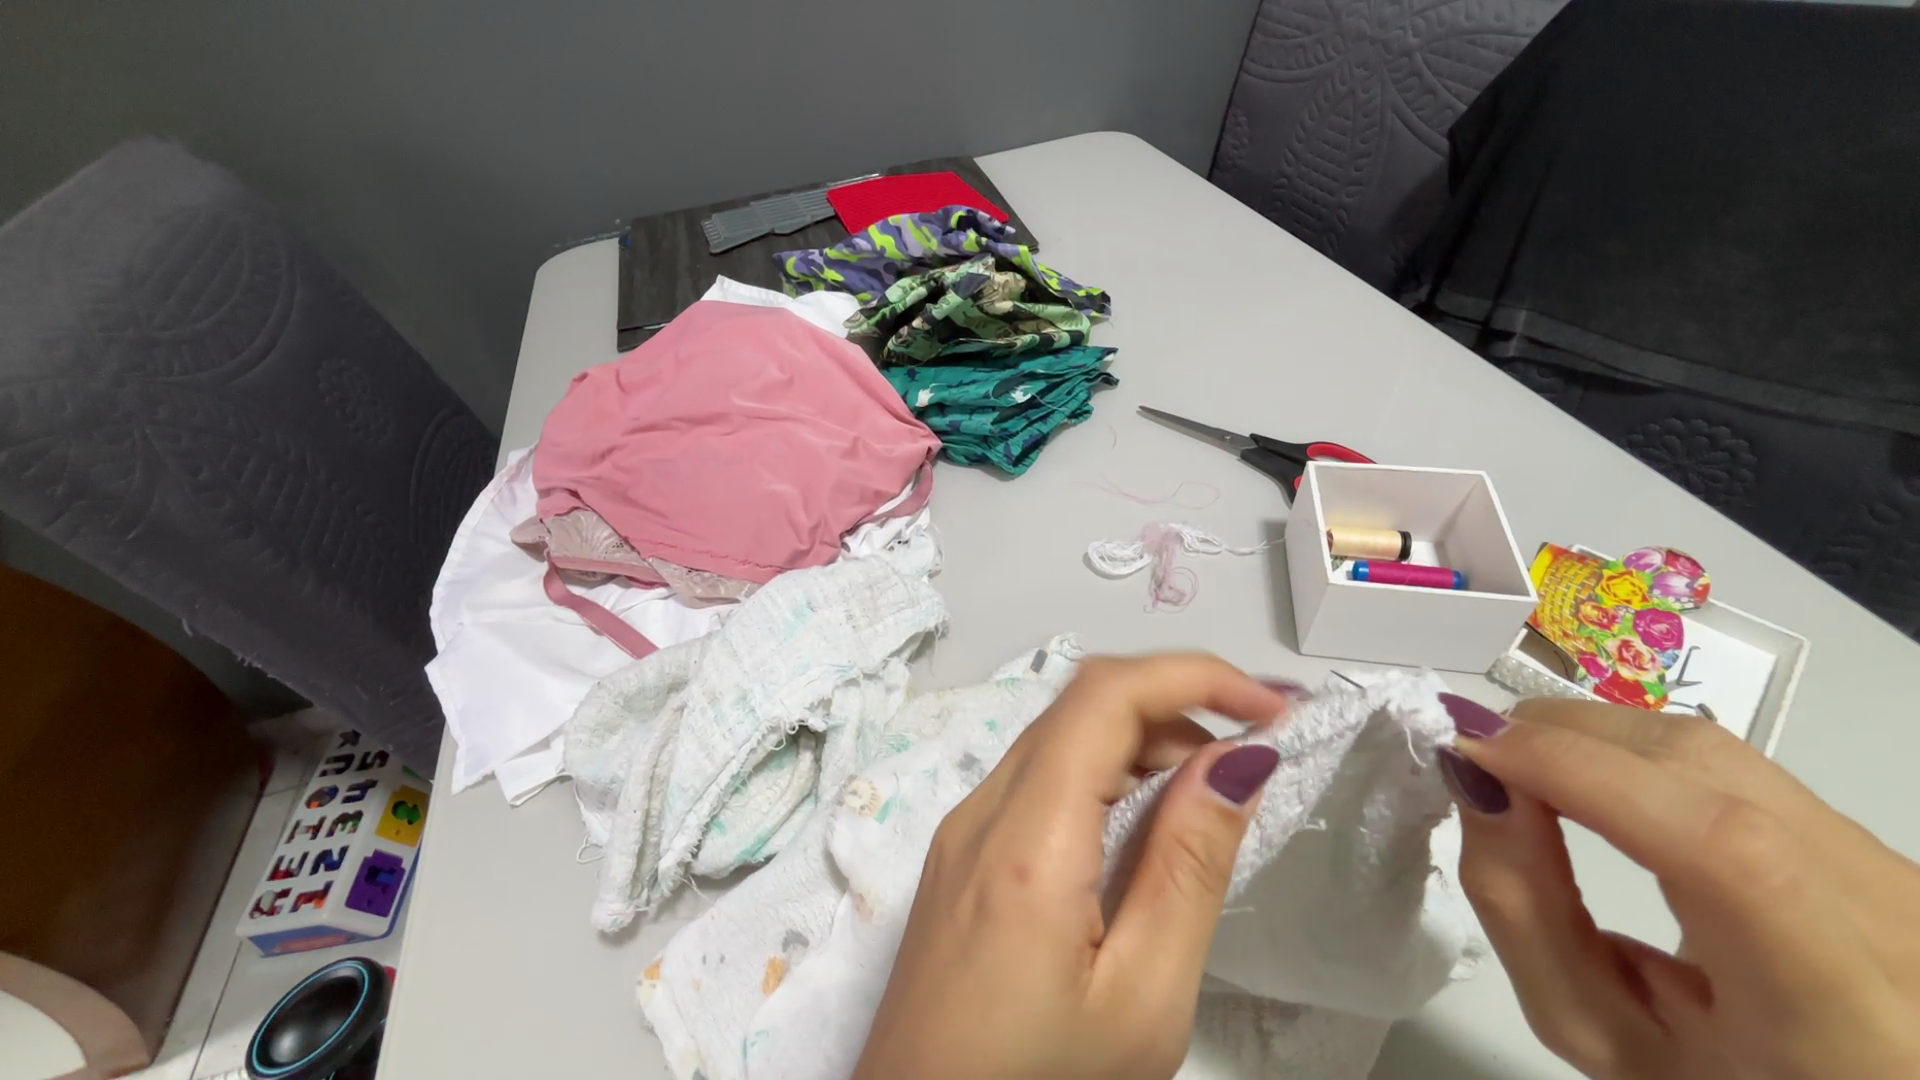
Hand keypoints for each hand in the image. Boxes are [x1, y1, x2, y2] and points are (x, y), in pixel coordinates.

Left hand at [852, 654, 1298, 1079]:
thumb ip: (1189, 865)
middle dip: (1178, 710)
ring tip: (1210, 805)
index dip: (1194, 675)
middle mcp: (982, 808)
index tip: (1274, 706)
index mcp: (1025, 836)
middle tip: (1253, 763)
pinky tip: (1143, 835)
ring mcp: (963, 827)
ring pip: (1062, 738)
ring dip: (1144, 744)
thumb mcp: (1142, 996)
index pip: (1104, 694)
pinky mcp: (962, 852)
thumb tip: (1238, 761)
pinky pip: (1041, 780)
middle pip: (1082, 707)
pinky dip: (1105, 778)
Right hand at [1439, 694, 1919, 1078]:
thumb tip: (1478, 781)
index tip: (1469, 750)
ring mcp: (1885, 863)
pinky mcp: (1861, 833)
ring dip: (1586, 733)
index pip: (1718, 847)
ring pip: (1706, 743)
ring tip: (1517, 763)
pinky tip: (1584, 774)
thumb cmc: (1701, 1078)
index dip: (1576, 772)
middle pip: (1699, 767)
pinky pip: (1723, 756)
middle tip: (1474, 754)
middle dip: (1560, 739)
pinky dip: (1626, 748)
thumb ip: (1521, 909)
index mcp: (1831, 1009)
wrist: (1833, 1075)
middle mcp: (1886, 918)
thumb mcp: (1594, 1028)